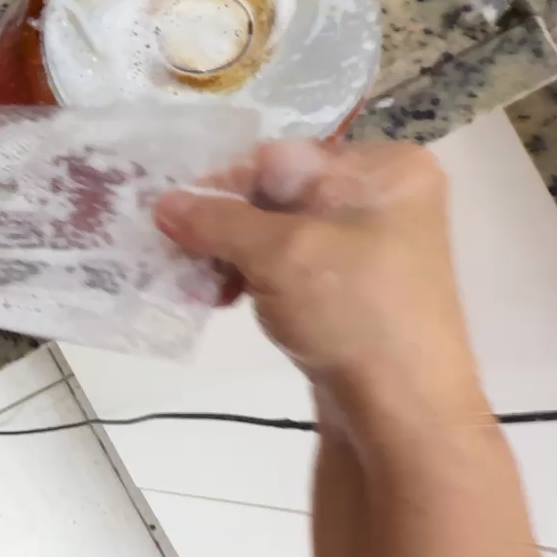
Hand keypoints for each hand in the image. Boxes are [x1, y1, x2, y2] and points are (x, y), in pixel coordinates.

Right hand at [155, 141, 485, 433]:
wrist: (395, 397)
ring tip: (203, 291)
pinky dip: (240, 276)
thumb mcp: (279, 255)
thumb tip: (161, 202)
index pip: (275, 159)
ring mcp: (356, 237)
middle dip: (217, 230)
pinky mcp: (337, 276)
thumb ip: (217, 221)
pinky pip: (274, 259)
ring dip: (221, 258)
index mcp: (379, 168)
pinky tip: (221, 299)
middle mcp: (373, 193)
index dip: (219, 189)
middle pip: (266, 194)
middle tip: (185, 263)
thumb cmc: (351, 312)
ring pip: (262, 231)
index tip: (176, 225)